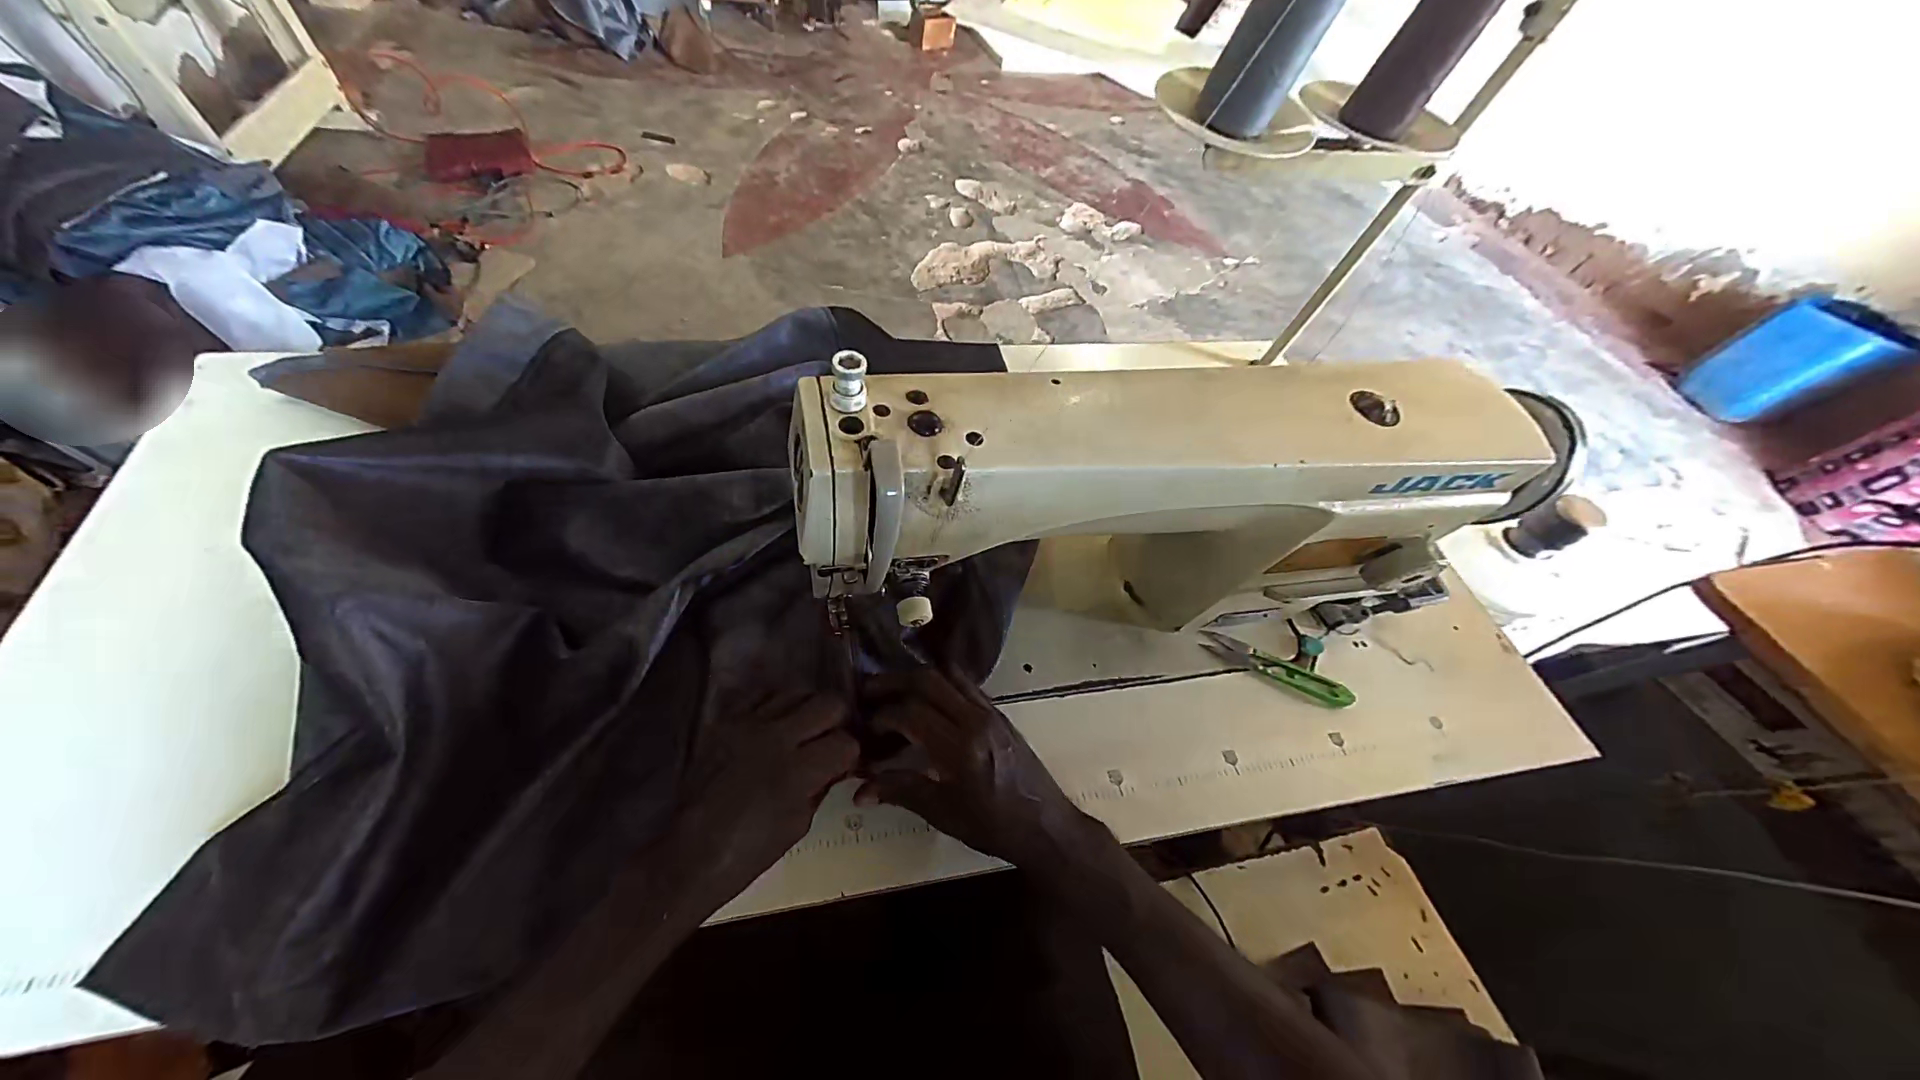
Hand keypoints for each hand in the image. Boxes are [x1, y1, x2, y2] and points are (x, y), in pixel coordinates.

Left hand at [667, 694, 859, 904]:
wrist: (689, 853)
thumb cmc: (749, 852)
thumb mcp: (799, 823)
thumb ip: (821, 785)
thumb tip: (836, 764)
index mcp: (798, 770)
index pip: (845, 742)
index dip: (852, 753)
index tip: (846, 763)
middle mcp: (777, 737)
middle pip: (828, 703)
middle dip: (838, 720)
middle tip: (831, 738)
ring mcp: (748, 725)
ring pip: (796, 692)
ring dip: (808, 710)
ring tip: (804, 729)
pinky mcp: (725, 722)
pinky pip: (761, 696)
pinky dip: (776, 705)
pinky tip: (776, 724)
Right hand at [855, 667, 1098, 866]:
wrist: (1046, 826)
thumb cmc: (994, 826)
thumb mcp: (943, 813)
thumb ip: (901, 791)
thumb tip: (859, 791)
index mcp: (960, 748)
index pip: (911, 713)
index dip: (882, 716)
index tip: (866, 728)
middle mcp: (976, 720)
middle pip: (928, 681)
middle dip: (893, 681)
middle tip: (868, 691)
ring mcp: (990, 712)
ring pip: (948, 675)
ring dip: (917, 677)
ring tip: (893, 689)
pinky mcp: (999, 712)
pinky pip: (966, 684)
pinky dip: (942, 682)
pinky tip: (927, 697)